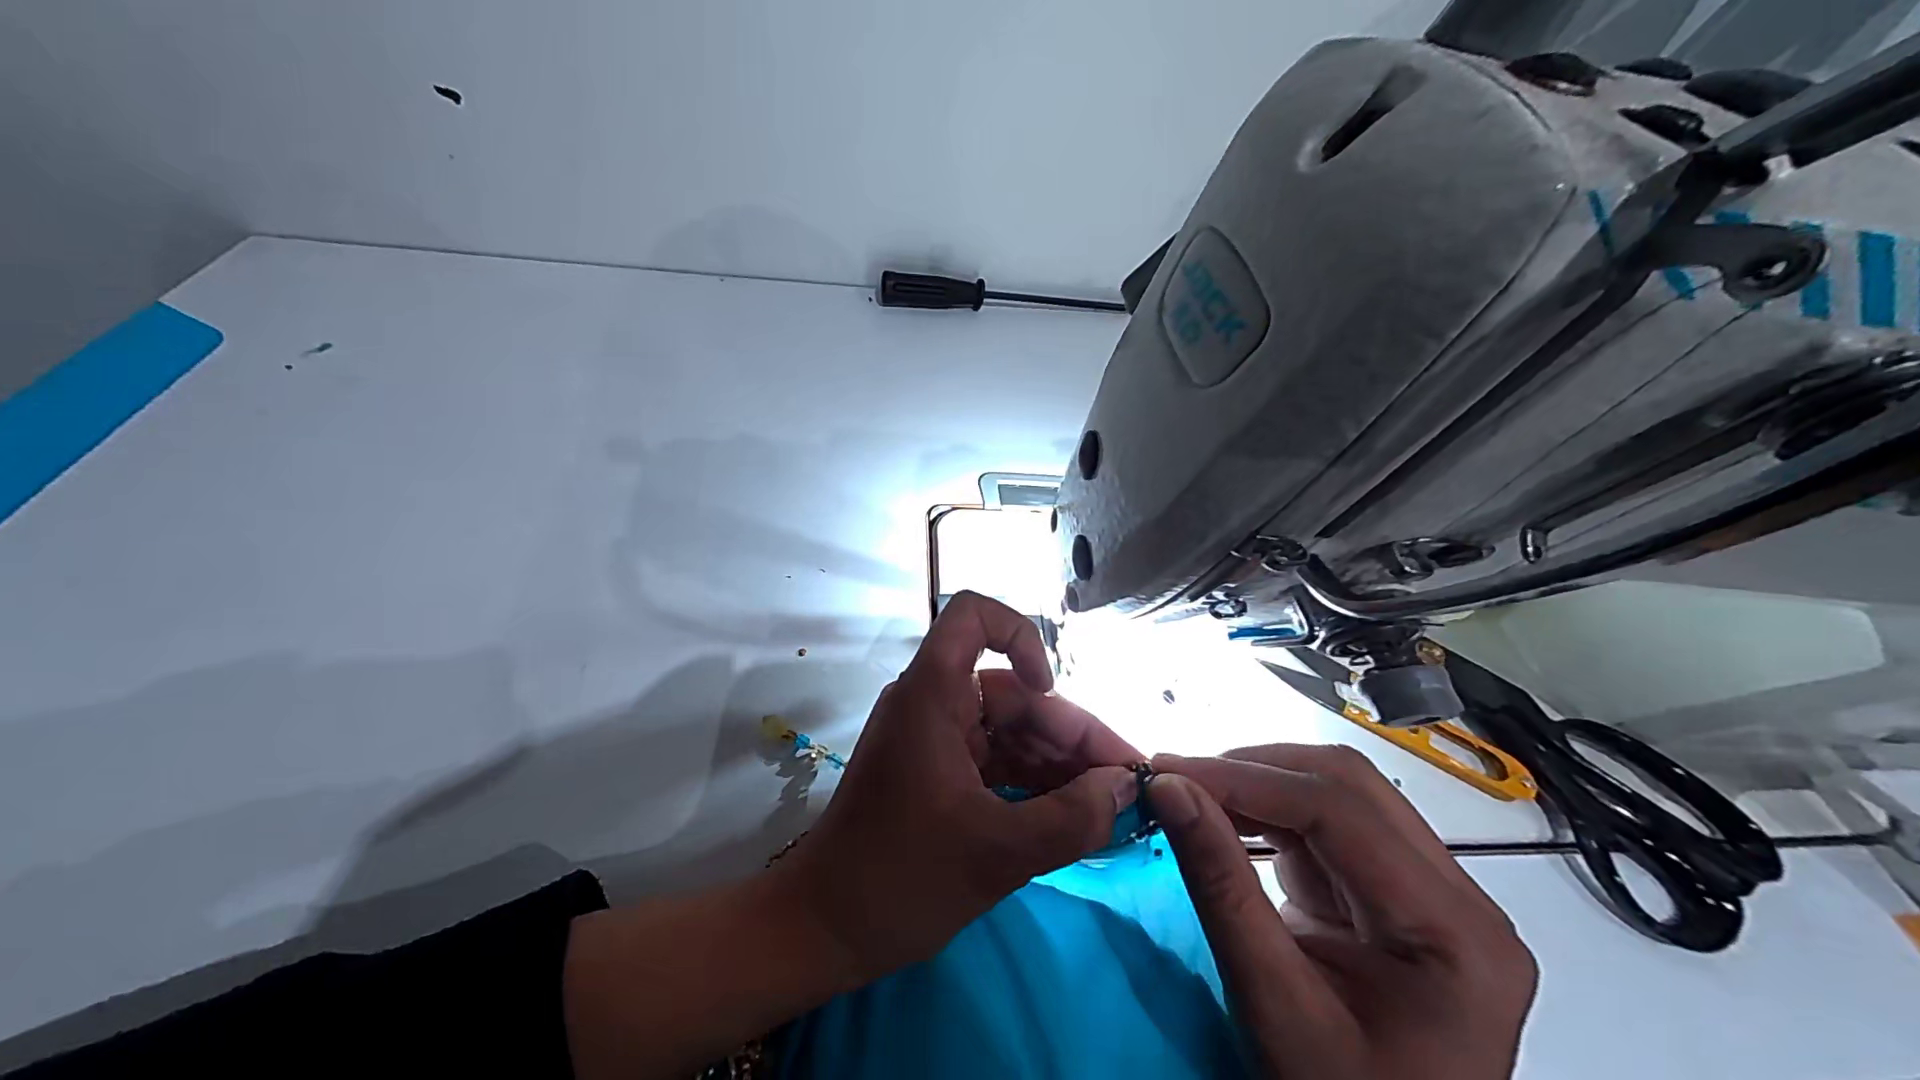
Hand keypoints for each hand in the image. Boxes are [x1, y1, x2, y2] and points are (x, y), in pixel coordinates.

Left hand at [780, 591, 1143, 979]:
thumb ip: (1072, 819)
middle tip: (1126, 785)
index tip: (1048, 690)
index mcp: (932, 696)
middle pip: (1014, 693)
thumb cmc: (898, 879)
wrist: (823, 930)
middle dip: (1071, 735)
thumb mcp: (996, 853)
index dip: (1019, 636)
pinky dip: (1034, 783)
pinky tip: (1075, 814)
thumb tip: (1127, 788)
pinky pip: (997, 760)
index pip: (972, 617)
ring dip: (1060, 764)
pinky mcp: (939, 772)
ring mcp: (935, 739)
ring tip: (1111, 807)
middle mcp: (933, 704)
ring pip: (1011, 730)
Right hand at [1148, 745, 1536, 1079]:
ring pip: (1335, 795)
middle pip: (1349, 785)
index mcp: (1456, 933)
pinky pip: (1323, 829)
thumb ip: (1222, 888)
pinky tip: (1222, 819)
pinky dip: (1265, 815)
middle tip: (1178, 779)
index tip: (1171, 774)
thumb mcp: (1276, 1007)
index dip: (1247, 781)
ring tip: (1191, 794)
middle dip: (1254, 771)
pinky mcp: (1388, 897)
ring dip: (1257, 786)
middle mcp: (1458, 899)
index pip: (1341, 811)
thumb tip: (1172, 791)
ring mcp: (1428, 895)